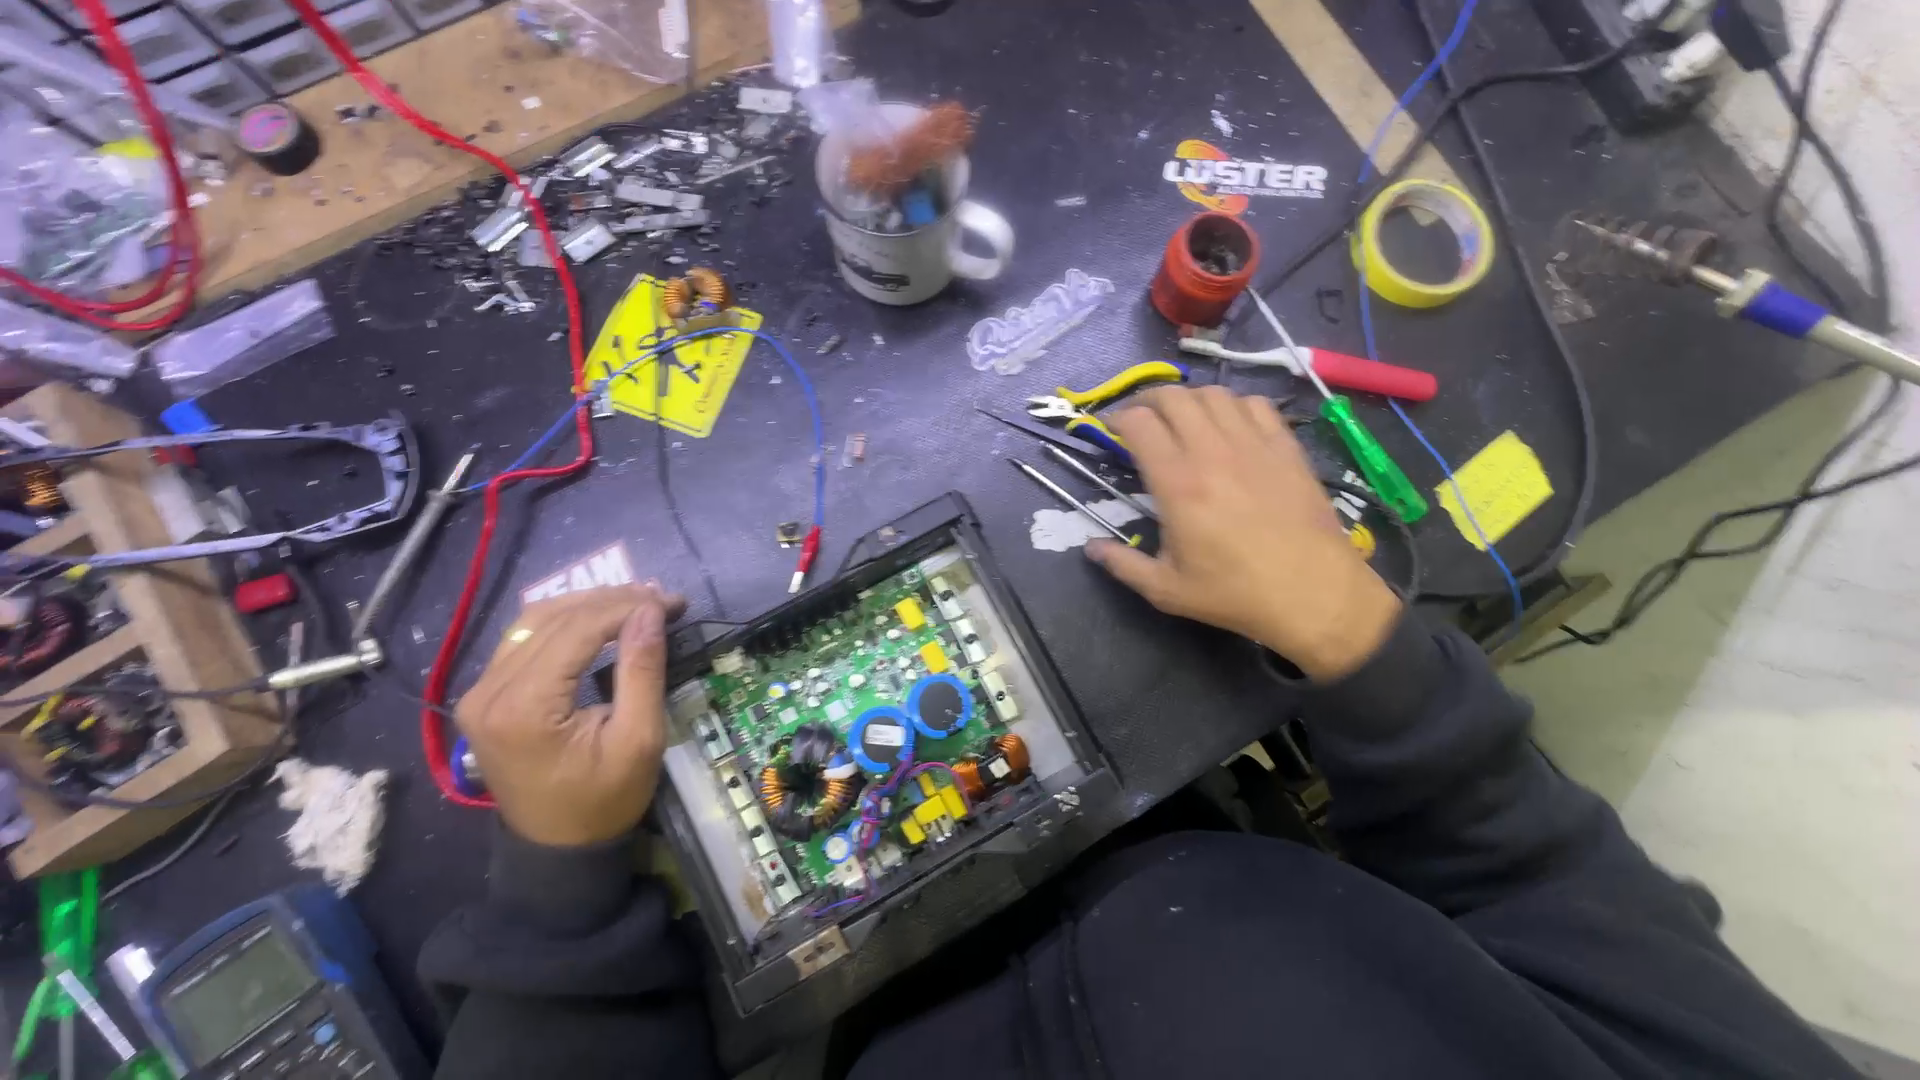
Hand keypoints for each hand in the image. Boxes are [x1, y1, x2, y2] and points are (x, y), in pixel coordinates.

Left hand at [456, 584, 686, 847]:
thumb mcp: (638, 740)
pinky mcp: (485, 694)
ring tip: (637, 601)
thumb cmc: (604, 801)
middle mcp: (489, 690)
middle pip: (554, 618)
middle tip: (663, 599)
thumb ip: (642, 671)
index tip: (674, 603)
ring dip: (589, 605)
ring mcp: (480, 691)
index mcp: (525, 706)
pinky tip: (600, 618)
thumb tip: (650, 611)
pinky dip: (565, 621)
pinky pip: (524, 639)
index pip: (578, 629)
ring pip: (535, 620)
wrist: (558, 849)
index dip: (629, 607)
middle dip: (614, 601)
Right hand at [1085, 386, 1400, 681]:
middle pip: (1173, 397)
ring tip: (1182, 417)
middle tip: (1140, 417)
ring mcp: (1253, 445)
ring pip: (1213, 394)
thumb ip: (1123, 564)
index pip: (1139, 424)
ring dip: (1189, 399)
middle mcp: (1212, 452)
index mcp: (1177, 484)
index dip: (1118, 418)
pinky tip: (1229, 423)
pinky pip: (1255, 405)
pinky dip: (1234, 404)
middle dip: (1147, 400)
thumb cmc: (1234, 593)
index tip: (1111, 429)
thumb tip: (1091, 548)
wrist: (1312, 593)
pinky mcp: (1285, 448)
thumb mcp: (1166, 589)